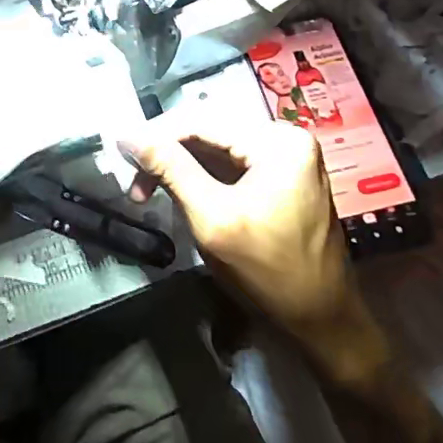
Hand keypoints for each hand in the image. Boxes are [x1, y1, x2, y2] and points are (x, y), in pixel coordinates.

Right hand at [118, 114, 389, 387]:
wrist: (321, 319)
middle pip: (210, 134)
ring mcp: (287, 158)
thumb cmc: (266, 271)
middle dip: (168, 156)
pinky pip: (232, 165)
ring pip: (217, 150)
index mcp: (278, 141)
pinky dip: (203, 178)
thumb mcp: (211, 217)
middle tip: (136, 186)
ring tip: (150, 193)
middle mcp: (286, 138)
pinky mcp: (283, 177)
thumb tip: (128, 135)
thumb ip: (169, 169)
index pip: (202, 123)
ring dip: (181, 168)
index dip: (156, 137)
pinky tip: (181, 194)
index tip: (122, 157)